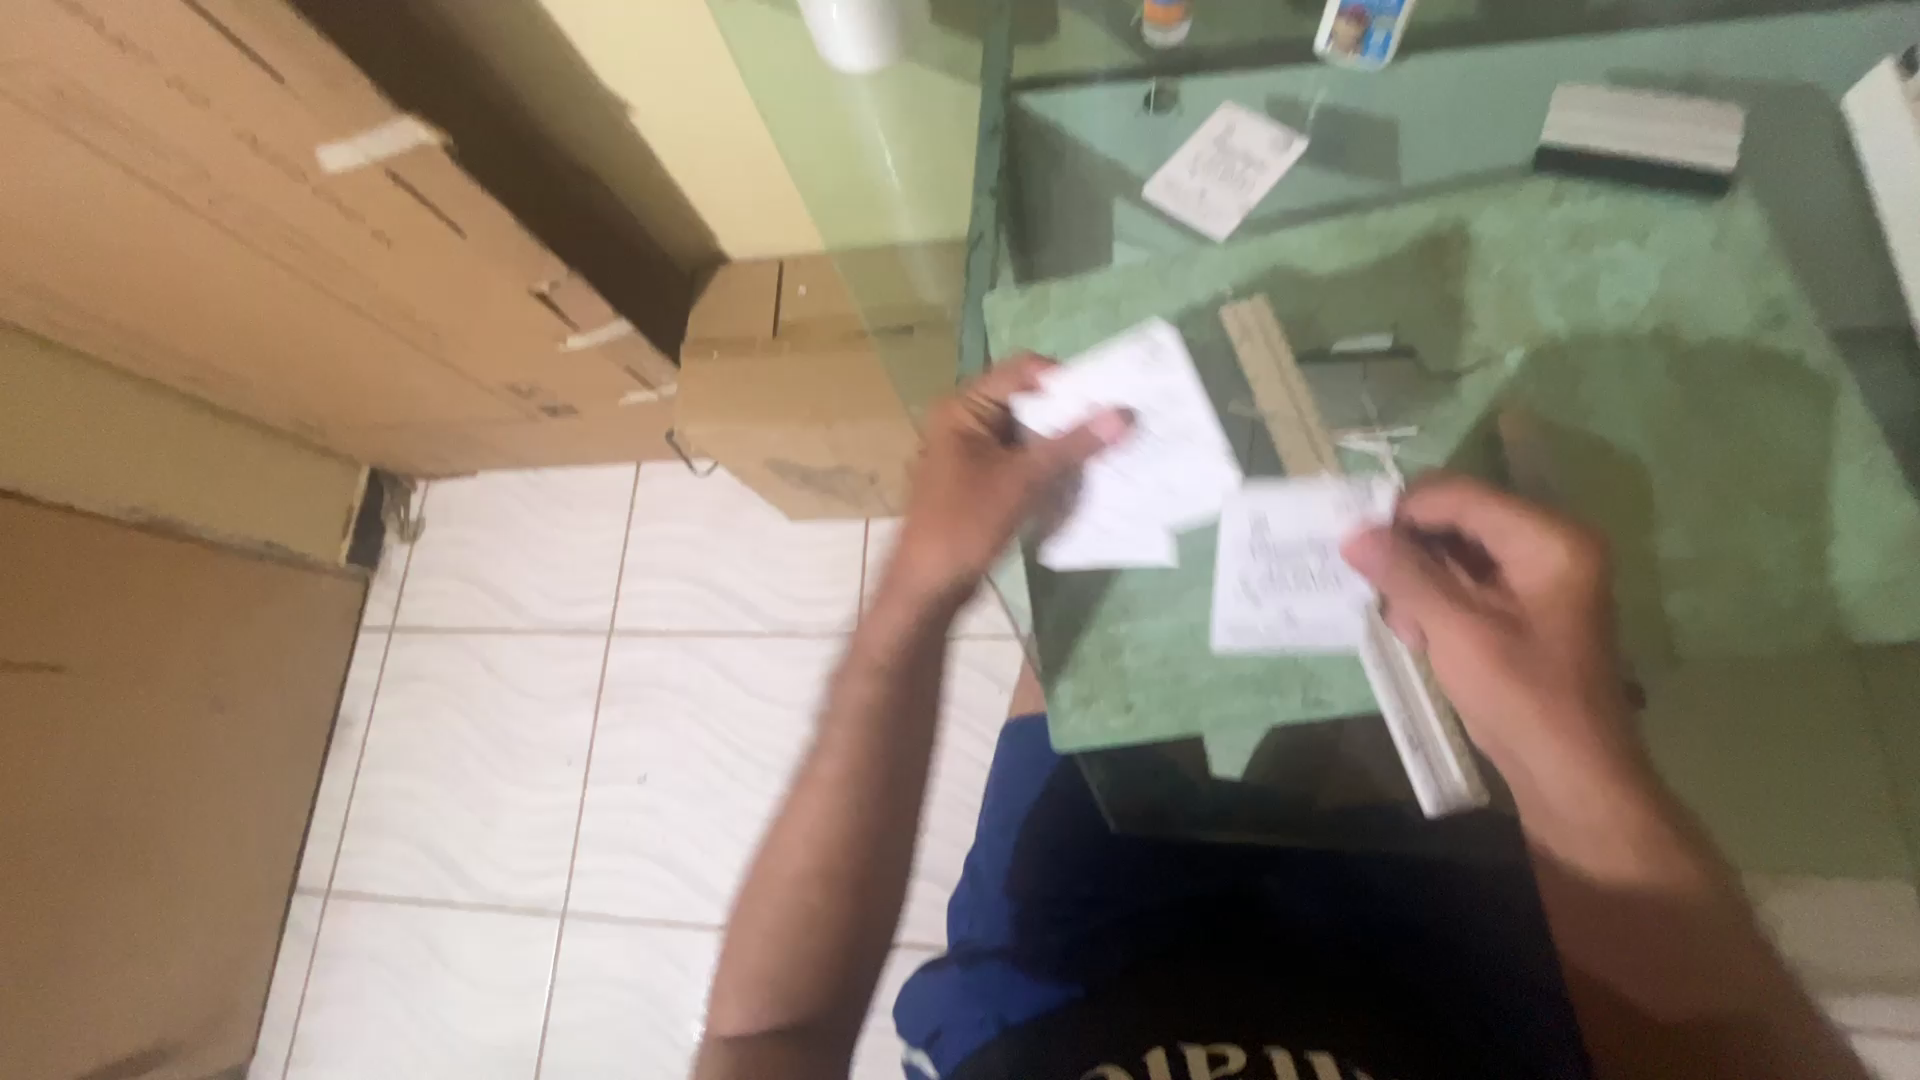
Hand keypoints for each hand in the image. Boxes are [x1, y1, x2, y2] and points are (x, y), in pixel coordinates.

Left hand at [884, 354, 1130, 603]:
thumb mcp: (1023, 480)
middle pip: (1026, 400)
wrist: (929, 585)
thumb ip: (1073, 445)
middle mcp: (964, 422)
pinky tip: (1082, 473)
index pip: (1022, 371)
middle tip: (1117, 420)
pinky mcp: (980, 481)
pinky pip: (1020, 460)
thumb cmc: (966, 524)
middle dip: (1069, 412)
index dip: (1066, 380)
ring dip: (1062, 441)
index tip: (1108, 398)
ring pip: (1026, 434)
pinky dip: (1047, 464)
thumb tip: (1124, 414)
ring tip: (1109, 445)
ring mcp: (971, 453)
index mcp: (963, 408)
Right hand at [1340, 474, 1648, 800]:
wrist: (1566, 768)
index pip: (1460, 496)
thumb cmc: (1519, 695)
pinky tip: (1422, 634)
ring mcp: (1533, 571)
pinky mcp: (1518, 599)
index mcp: (1548, 539)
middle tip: (1384, 593)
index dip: (1403, 513)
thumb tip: (1352, 533)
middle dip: (1409, 552)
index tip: (1358, 545)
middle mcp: (1546, 542)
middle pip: (1454, 517)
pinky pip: (1459, 575)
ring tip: (1409, 627)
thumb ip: (1404, 574)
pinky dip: (1431, 597)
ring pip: (1449, 547)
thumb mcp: (1454, 629)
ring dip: (1416, 580)